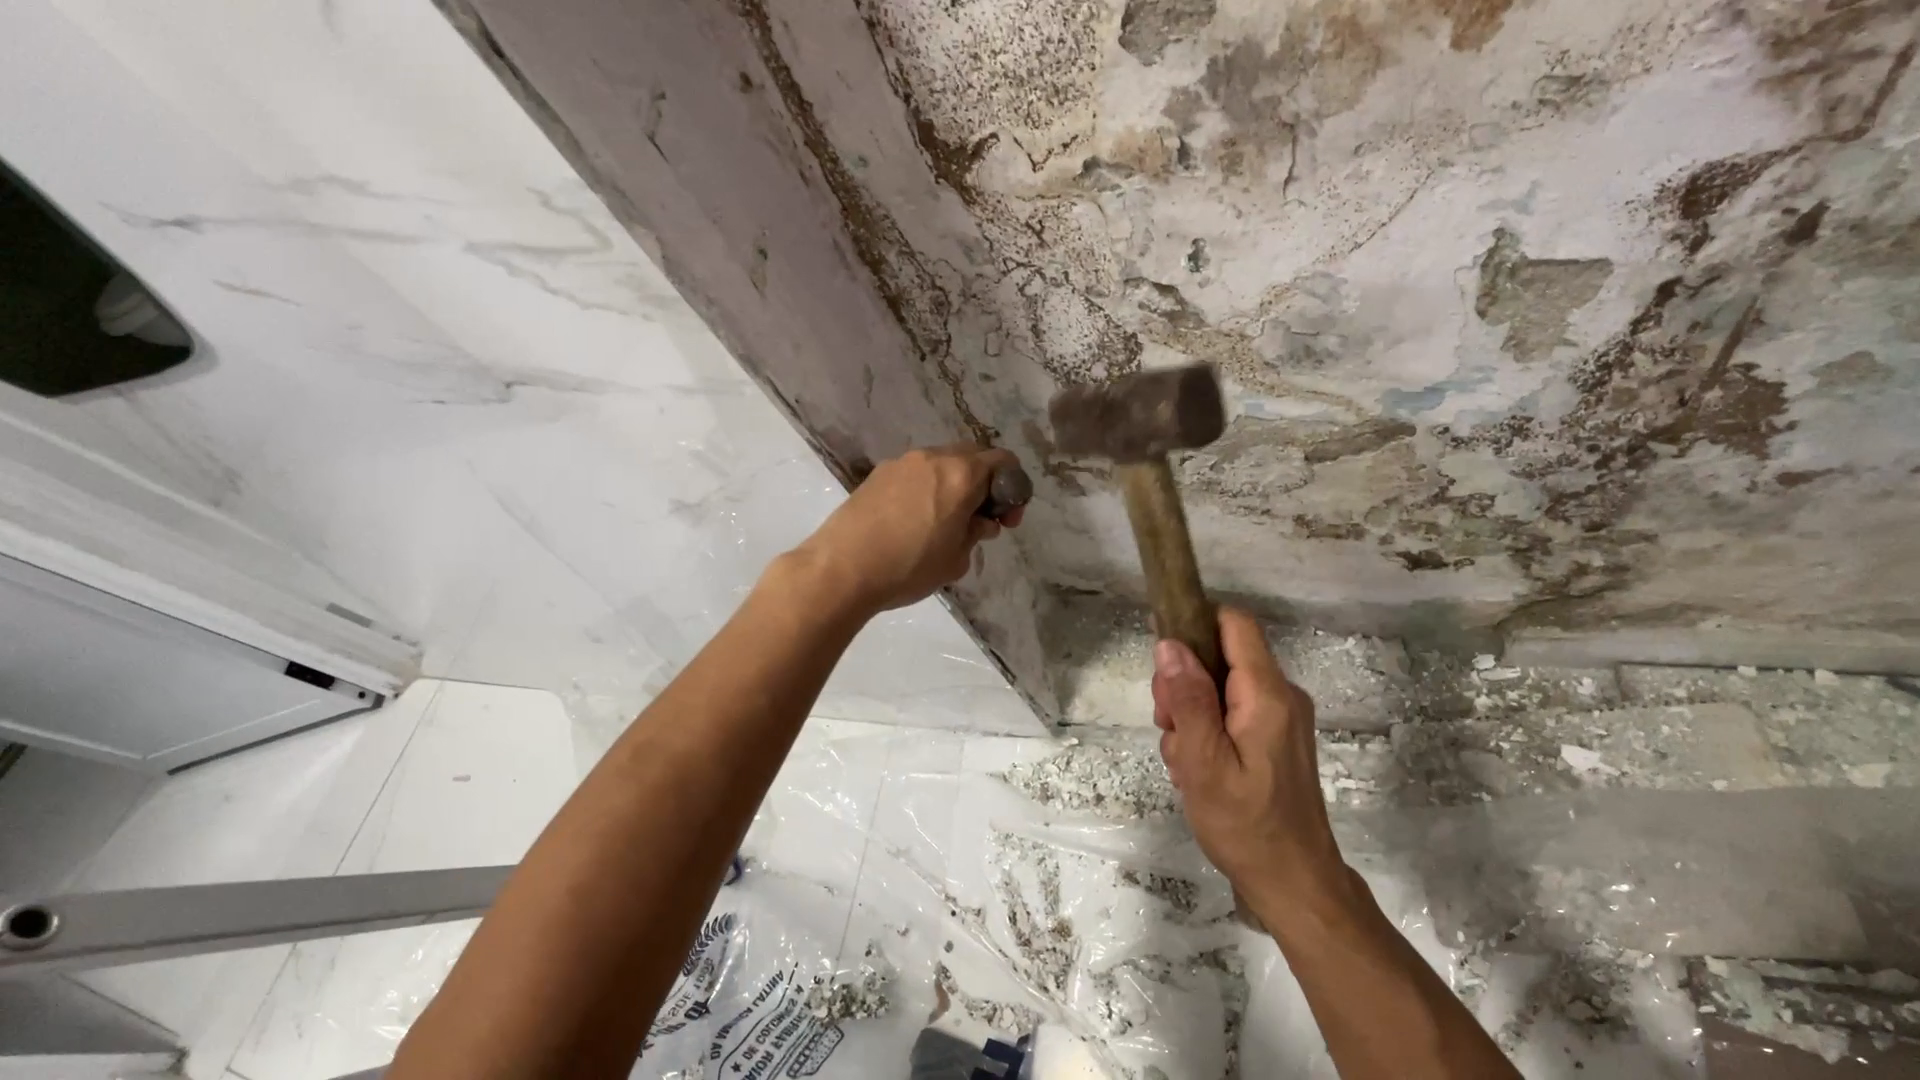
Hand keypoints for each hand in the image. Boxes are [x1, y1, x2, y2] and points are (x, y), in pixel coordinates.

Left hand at [792, 443, 1022, 615]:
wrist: (841, 569)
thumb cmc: (908, 567)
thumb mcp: (956, 559)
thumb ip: (976, 533)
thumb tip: (981, 522)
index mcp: (961, 475)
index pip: (1003, 462)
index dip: (1013, 489)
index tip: (1005, 520)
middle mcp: (933, 457)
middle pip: (972, 458)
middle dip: (984, 484)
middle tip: (979, 520)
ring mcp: (901, 463)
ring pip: (941, 464)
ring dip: (953, 486)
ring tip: (944, 523)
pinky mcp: (877, 474)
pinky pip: (915, 474)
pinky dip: (927, 489)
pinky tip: (914, 521)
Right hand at [1153, 609, 1346, 907]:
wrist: (1294, 882)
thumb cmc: (1245, 825)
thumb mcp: (1204, 763)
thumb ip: (1187, 701)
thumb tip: (1170, 644)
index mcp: (1267, 694)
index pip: (1233, 622)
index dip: (1194, 624)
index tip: (1160, 657)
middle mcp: (1281, 695)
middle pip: (1220, 655)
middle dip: (1183, 684)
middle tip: (1170, 731)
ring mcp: (1280, 718)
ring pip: (1220, 687)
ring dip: (1191, 714)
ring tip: (1185, 760)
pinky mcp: (1275, 738)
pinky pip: (1232, 713)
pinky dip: (1207, 732)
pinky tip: (1198, 770)